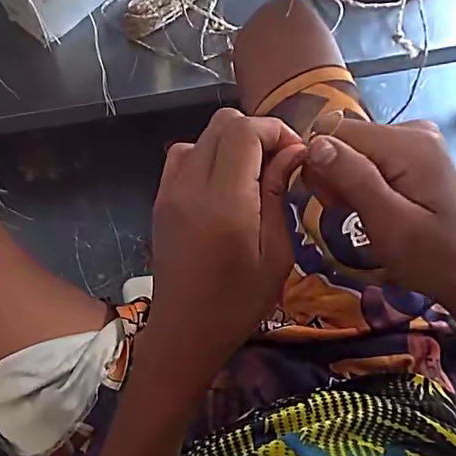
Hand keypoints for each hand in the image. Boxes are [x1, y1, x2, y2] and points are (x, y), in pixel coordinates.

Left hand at [147, 108, 305, 372]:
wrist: (184, 331)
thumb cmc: (238, 303)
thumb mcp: (275, 255)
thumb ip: (279, 196)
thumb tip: (292, 152)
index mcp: (224, 202)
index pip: (244, 132)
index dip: (275, 131)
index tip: (295, 154)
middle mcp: (190, 188)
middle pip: (221, 125)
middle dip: (256, 132)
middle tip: (279, 162)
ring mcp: (169, 193)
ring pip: (200, 137)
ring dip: (230, 144)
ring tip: (252, 174)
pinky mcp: (160, 202)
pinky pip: (181, 158)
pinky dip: (206, 157)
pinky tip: (223, 185)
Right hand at [301, 118, 455, 304]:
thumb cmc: (432, 257)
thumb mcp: (389, 223)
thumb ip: (353, 179)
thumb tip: (315, 144)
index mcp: (408, 142)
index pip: (333, 131)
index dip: (320, 165)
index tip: (333, 202)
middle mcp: (412, 131)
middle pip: (341, 139)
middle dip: (332, 176)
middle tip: (348, 213)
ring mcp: (413, 142)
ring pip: (349, 151)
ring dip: (343, 184)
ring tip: (363, 214)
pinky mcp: (411, 156)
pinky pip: (364, 160)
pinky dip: (357, 185)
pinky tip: (371, 208)